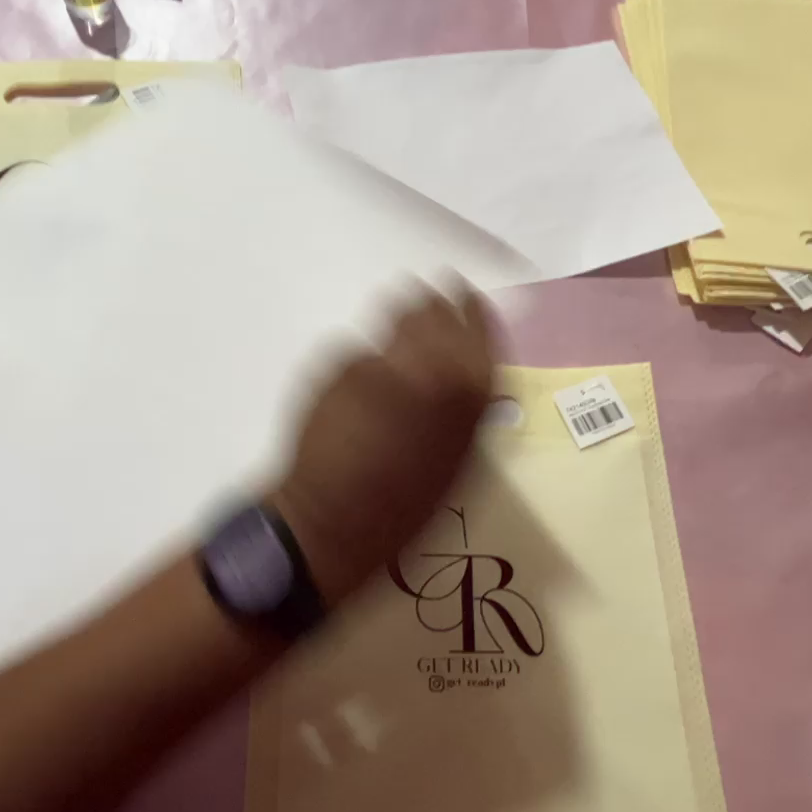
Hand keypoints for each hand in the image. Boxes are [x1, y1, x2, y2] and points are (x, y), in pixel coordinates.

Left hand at [272, 287, 496, 604]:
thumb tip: (464, 378)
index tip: (463, 293)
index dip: (471, 307)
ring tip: (387, 348)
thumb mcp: (456, 459)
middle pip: (433, 312)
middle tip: (420, 309)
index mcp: (467, 393)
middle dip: (428, 308)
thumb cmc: (406, 504)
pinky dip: (359, 365)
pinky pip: (357, 354)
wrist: (332, 519)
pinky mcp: (337, 366)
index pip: (478, 326)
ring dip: (393, 326)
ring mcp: (378, 362)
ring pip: (392, 322)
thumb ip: (464, 409)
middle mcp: (428, 366)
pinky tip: (354, 394)